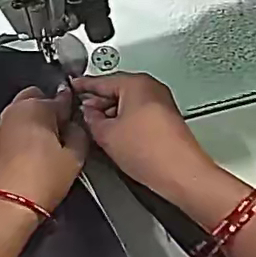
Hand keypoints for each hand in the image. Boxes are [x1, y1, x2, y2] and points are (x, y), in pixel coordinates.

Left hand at [0, 86, 90, 213]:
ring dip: (37, 119)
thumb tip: (76, 127)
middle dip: (51, 108)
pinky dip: (26, 131)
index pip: (62, 98)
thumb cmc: (40, 180)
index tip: (78, 118)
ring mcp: (4, 123)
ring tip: (51, 143)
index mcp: (37, 107)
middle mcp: (17, 109)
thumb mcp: (74, 158)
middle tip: (65, 130)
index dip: (73, 109)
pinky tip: (36, 151)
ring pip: (25, 110)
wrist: (7, 203)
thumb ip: (79, 134)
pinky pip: (16, 125)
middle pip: (38, 97)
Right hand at [73, 73, 221, 202]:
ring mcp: (162, 103)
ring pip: (128, 102)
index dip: (82, 86)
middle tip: (82, 112)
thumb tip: (88, 114)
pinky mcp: (167, 119)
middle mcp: (152, 89)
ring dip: (112, 114)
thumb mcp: (106, 134)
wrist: (182, 175)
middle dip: (98, 102)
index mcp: (137, 84)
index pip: (101, 80)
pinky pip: (139, 113)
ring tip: (99, 129)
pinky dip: (126, 121)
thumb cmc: (153, 153)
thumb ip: (90, 119)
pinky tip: (118, 137)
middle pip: (116, 89)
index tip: (73, 87)